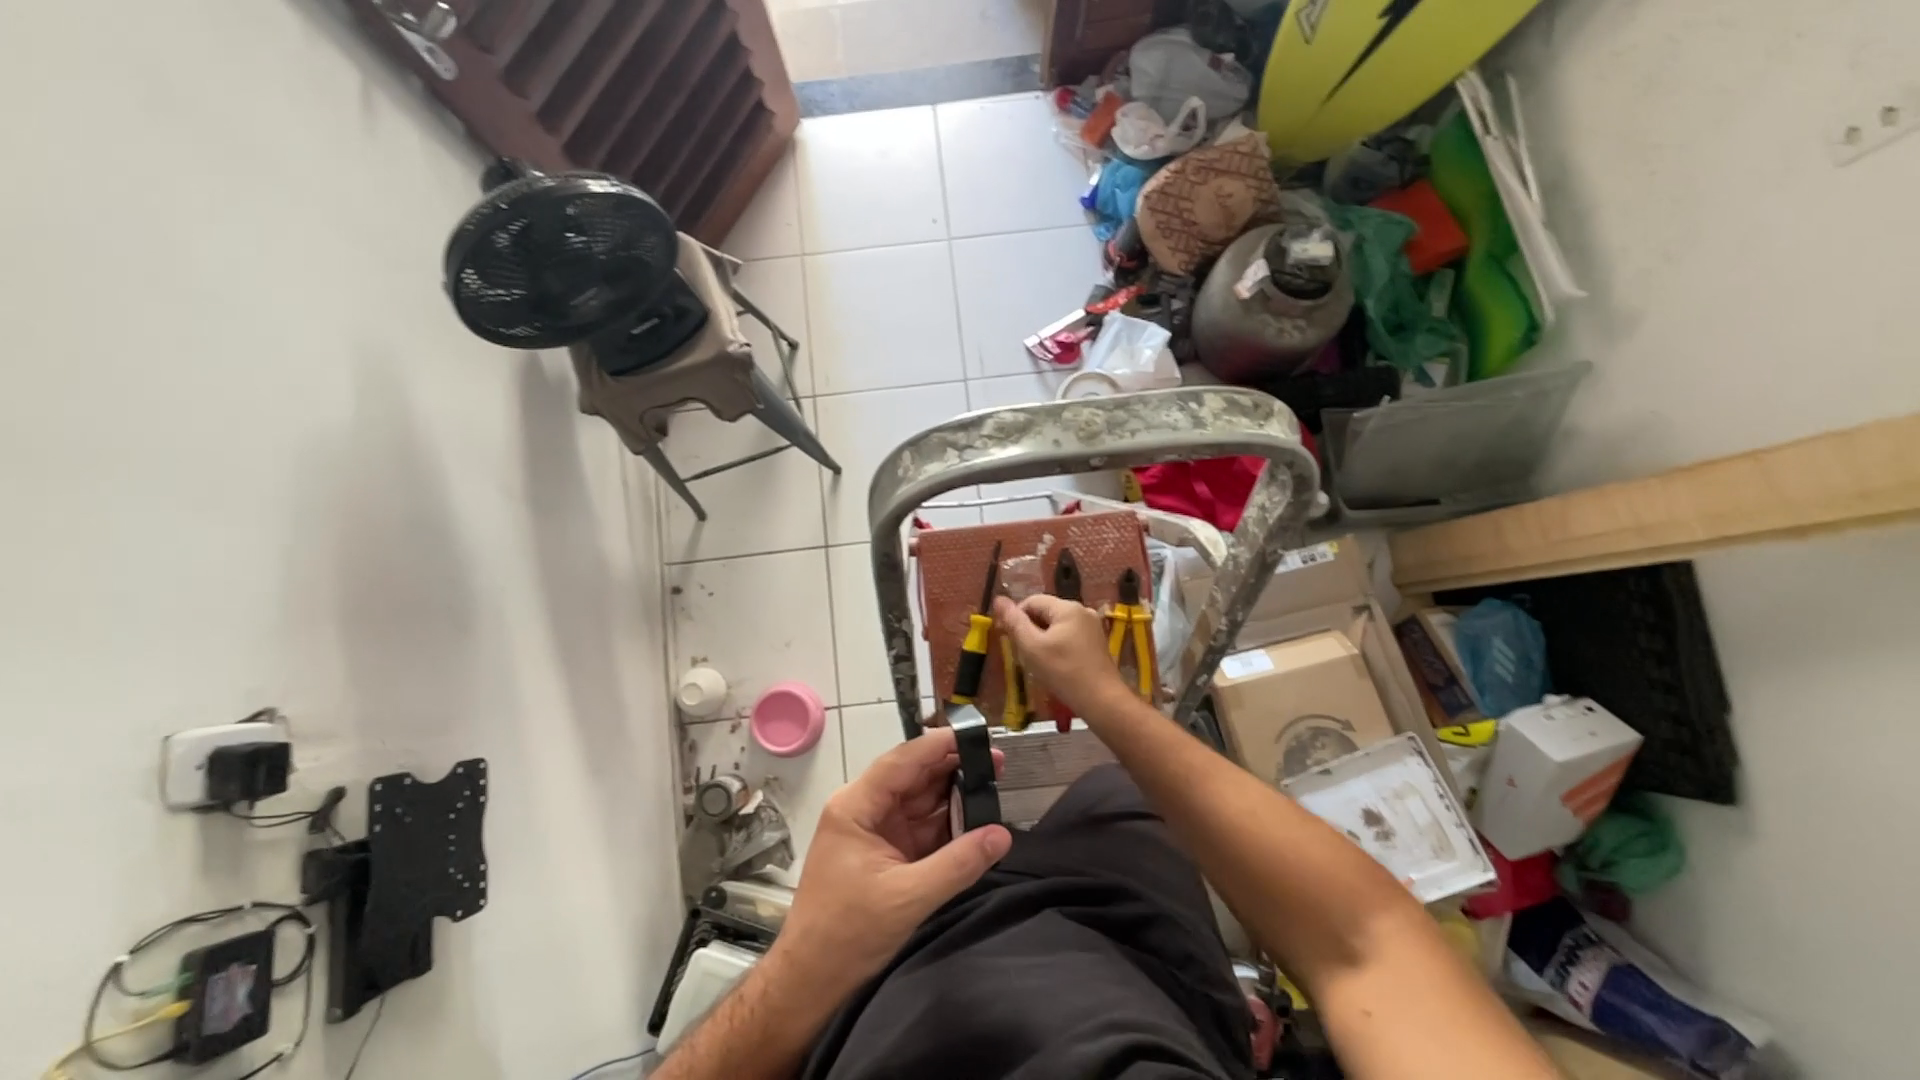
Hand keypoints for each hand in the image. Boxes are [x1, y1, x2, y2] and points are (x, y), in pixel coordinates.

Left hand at [779, 728, 1012, 992]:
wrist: (812, 978)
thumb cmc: (848, 932)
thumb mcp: (907, 897)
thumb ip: (958, 863)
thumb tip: (1003, 835)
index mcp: (856, 806)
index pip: (903, 761)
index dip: (941, 745)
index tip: (979, 735)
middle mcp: (865, 809)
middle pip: (914, 776)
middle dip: (955, 768)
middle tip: (999, 764)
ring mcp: (876, 831)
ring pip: (921, 801)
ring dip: (955, 795)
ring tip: (995, 786)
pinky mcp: (886, 854)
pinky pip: (922, 829)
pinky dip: (949, 824)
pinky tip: (977, 820)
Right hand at [994, 594, 1130, 719]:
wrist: (1101, 700)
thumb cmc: (1063, 672)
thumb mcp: (1032, 647)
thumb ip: (1014, 622)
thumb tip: (999, 599)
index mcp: (1067, 607)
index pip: (1032, 601)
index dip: (1016, 617)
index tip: (1009, 639)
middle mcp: (1083, 611)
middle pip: (1046, 612)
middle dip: (1030, 628)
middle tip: (1022, 653)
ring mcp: (1092, 626)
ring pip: (1057, 625)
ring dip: (1042, 638)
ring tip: (1036, 660)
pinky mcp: (1096, 642)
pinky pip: (1069, 635)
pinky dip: (1057, 645)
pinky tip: (1054, 664)